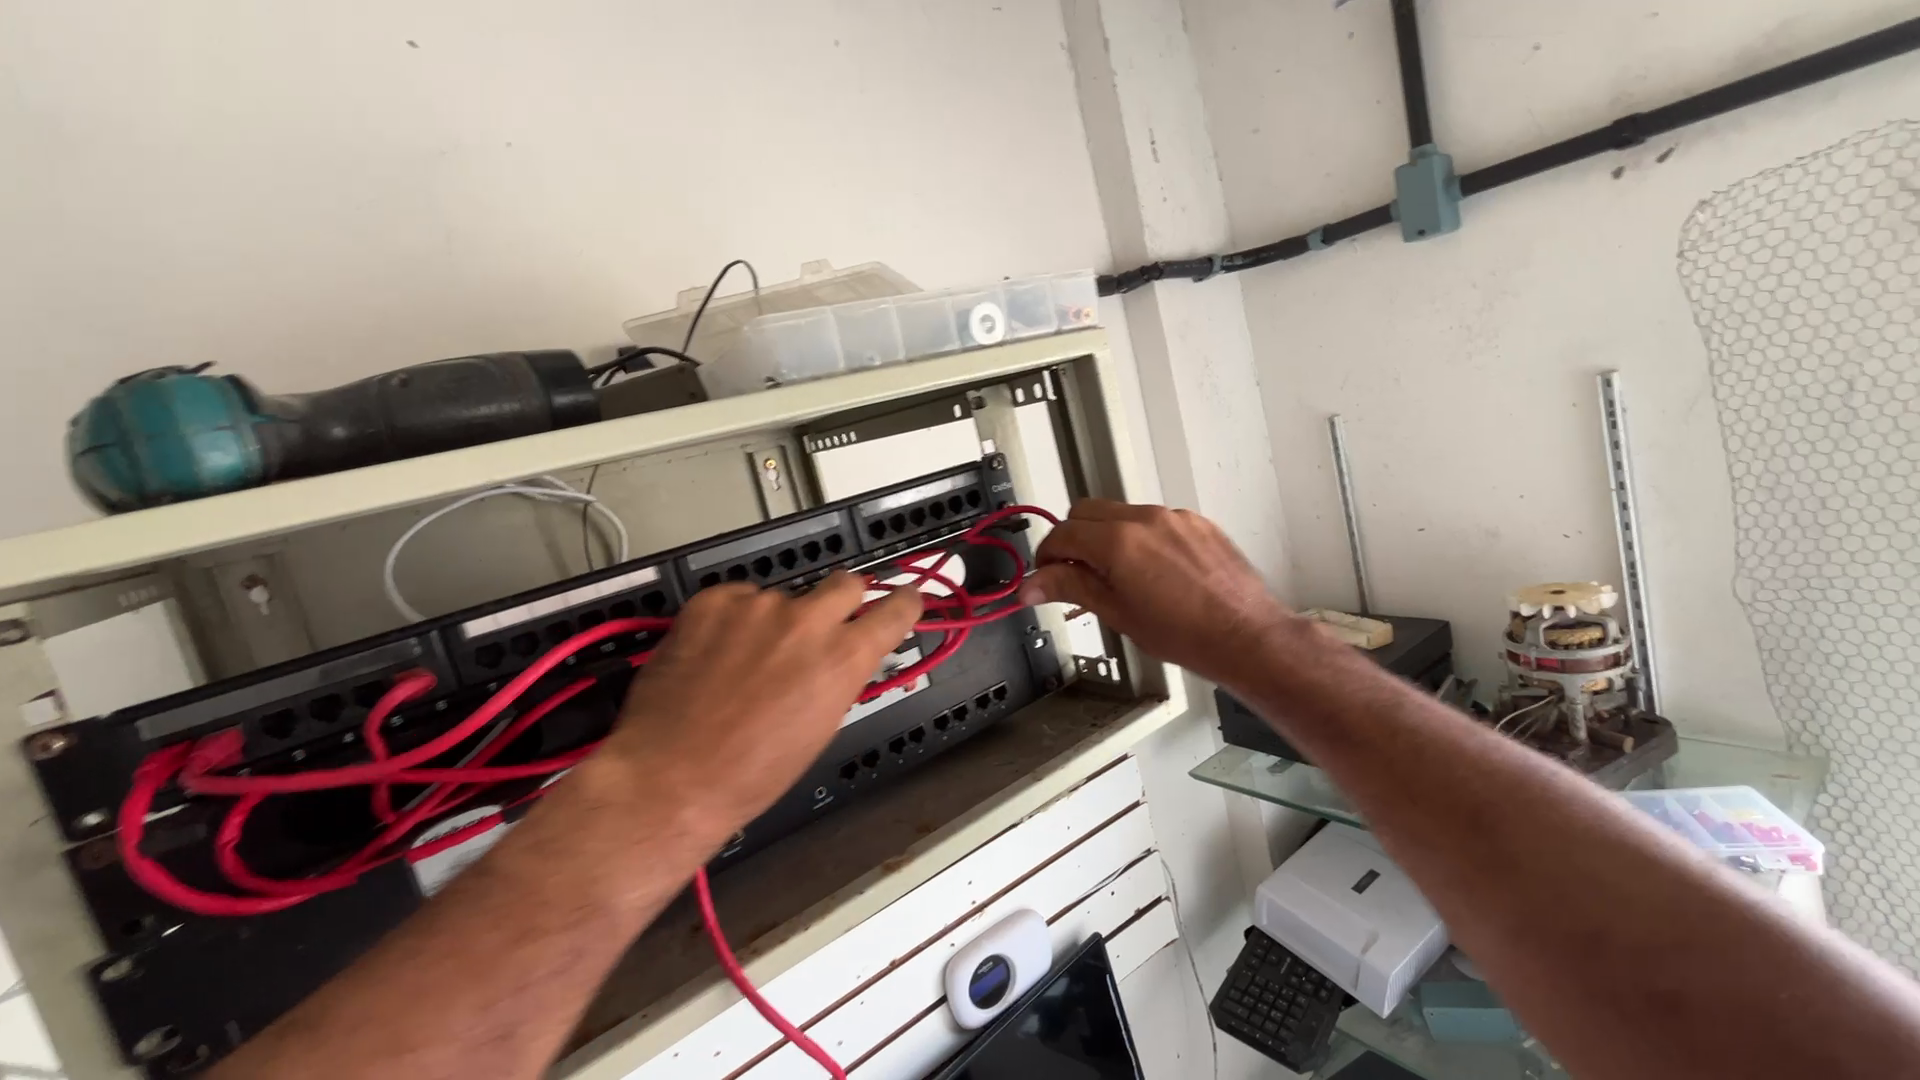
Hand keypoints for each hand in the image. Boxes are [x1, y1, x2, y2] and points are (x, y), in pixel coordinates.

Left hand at [601, 572, 922, 838]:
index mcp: (844, 657)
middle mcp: (807, 621)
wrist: (672, 776)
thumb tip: (840, 659)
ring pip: (784, 596)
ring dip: (777, 618)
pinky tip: (717, 652)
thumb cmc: (751, 772)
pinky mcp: (712, 602)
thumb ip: (838, 678)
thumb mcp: (820, 729)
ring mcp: (757, 606)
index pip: (896, 609)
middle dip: (843, 599)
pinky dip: (734, 618)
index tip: (903, 599)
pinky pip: (738, 597)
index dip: (903, 603)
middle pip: (846, 583)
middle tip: (822, 624)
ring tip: (747, 658)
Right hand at [1017, 500, 1302, 689]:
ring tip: (1114, 577)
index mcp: (1118, 541)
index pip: (1062, 533)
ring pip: (1120, 513)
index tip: (1044, 577)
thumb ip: (1070, 588)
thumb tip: (1033, 585)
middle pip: (1085, 511)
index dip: (1046, 557)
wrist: (1245, 636)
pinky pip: (1154, 521)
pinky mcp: (1196, 524)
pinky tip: (1148, 572)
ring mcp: (1174, 518)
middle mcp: (1145, 519)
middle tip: (1071, 573)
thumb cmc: (1188, 633)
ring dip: (1105, 536)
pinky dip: (1139, 538)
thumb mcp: (1116, 614)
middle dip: (1071, 538)